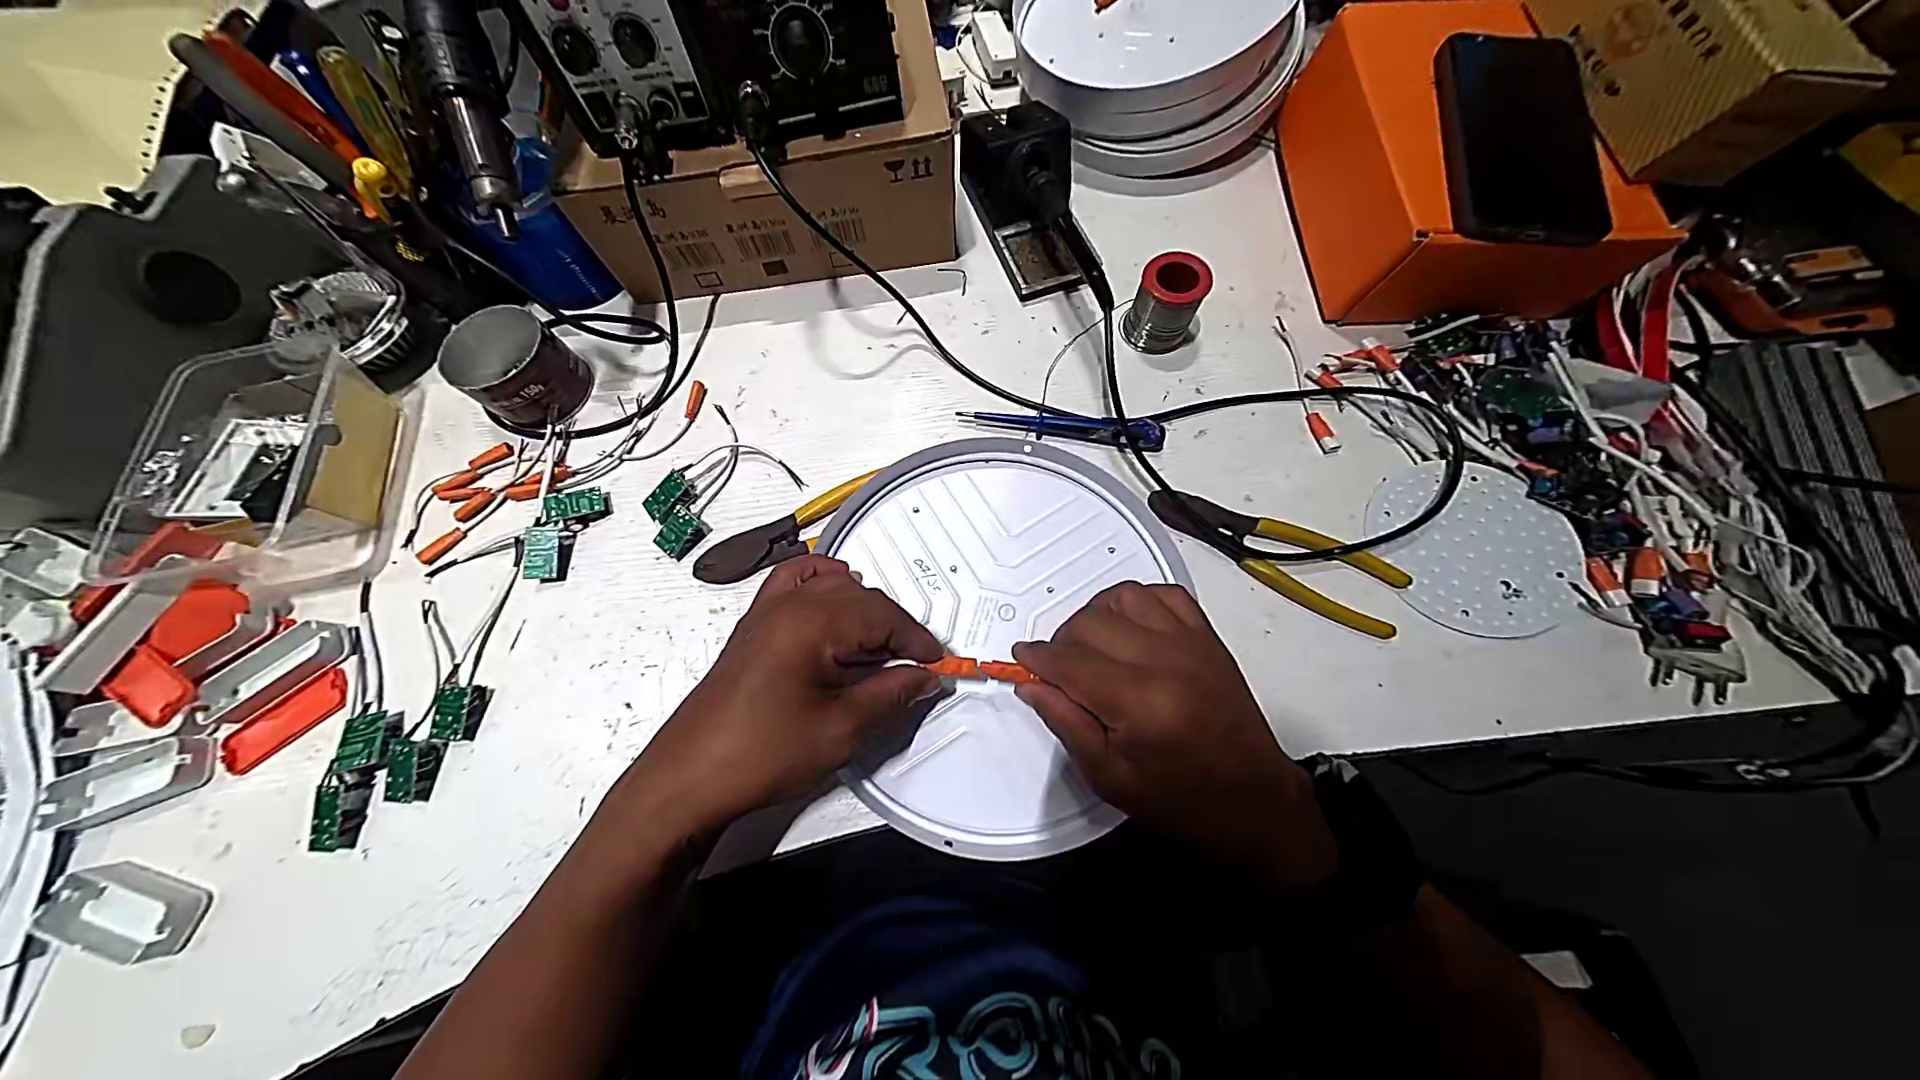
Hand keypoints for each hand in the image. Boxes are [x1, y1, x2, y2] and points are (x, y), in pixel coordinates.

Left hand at [613, 556, 942, 837]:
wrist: (689, 779)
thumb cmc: (753, 756)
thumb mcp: (840, 729)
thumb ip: (889, 695)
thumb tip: (920, 679)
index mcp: (810, 623)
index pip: (883, 614)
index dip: (916, 639)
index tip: (934, 662)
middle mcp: (786, 606)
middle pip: (861, 597)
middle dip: (896, 628)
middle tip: (915, 664)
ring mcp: (765, 613)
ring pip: (831, 585)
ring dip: (864, 608)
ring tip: (881, 645)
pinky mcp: (753, 627)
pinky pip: (793, 583)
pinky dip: (821, 585)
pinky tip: (834, 607)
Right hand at [1013, 583, 1337, 890]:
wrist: (1255, 805)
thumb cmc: (1187, 802)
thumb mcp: (1109, 778)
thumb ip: (1065, 722)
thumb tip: (1033, 685)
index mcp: (1141, 704)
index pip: (1070, 661)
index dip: (1038, 659)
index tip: (1025, 659)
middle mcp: (1168, 663)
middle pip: (1090, 623)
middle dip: (1061, 642)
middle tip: (1058, 668)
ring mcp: (1191, 645)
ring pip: (1124, 596)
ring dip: (1096, 614)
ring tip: (1090, 644)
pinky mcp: (1208, 639)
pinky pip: (1166, 594)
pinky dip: (1139, 600)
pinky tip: (1129, 625)